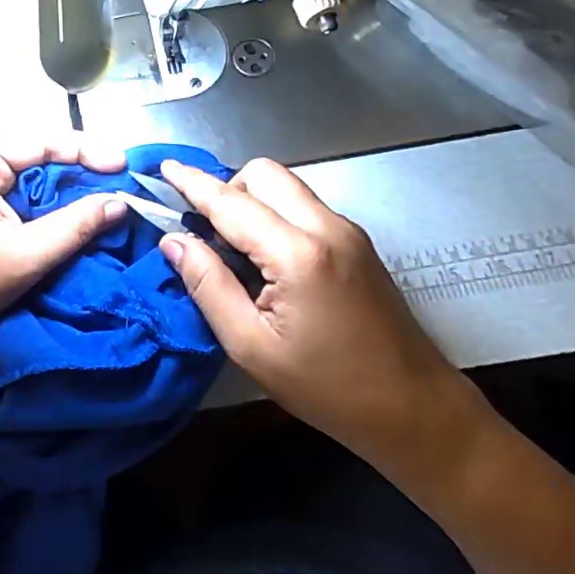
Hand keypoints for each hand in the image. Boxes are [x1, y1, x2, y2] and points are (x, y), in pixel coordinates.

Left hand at [0, 132, 127, 357]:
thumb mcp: (26, 255)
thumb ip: (76, 224)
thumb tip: (122, 202)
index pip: (41, 141)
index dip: (86, 150)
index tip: (123, 166)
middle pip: (42, 153)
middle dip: (83, 167)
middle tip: (124, 180)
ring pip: (40, 174)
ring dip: (74, 185)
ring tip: (113, 192)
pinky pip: (32, 193)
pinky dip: (60, 202)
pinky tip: (87, 209)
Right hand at [158, 158, 482, 468]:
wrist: (410, 404)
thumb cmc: (327, 388)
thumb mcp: (253, 348)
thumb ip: (210, 287)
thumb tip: (175, 242)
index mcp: (299, 253)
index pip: (232, 202)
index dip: (193, 184)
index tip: (164, 169)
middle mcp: (326, 225)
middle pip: (265, 174)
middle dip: (228, 188)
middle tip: (205, 231)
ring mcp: (347, 229)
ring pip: (287, 185)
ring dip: (253, 199)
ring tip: (233, 247)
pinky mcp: (357, 239)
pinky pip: (305, 205)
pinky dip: (277, 213)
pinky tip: (268, 257)